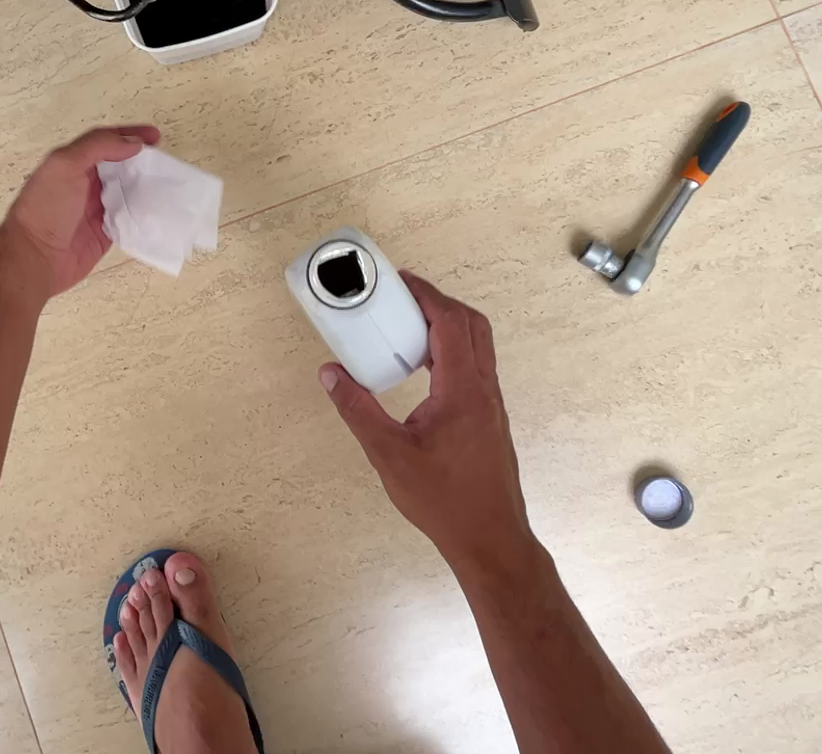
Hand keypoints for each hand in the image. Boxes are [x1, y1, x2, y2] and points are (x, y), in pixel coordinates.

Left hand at [0, 125, 160, 298]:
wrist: (36, 258)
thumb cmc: (46, 208)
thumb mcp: (65, 165)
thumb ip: (98, 146)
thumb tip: (134, 143)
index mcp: (74, 162)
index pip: (106, 141)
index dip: (130, 135)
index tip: (155, 136)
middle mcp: (86, 182)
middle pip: (121, 165)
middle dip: (142, 161)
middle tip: (165, 162)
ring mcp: (97, 207)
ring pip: (128, 190)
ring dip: (146, 185)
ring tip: (168, 182)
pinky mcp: (106, 231)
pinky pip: (130, 217)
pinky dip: (144, 211)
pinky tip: (160, 208)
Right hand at [320, 273, 533, 572]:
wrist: (490, 540)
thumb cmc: (442, 499)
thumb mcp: (387, 453)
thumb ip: (356, 409)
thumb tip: (330, 373)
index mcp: (462, 390)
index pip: (450, 323)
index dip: (427, 294)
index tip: (401, 281)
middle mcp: (484, 389)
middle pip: (472, 325)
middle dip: (439, 302)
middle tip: (404, 296)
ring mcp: (491, 404)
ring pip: (478, 345)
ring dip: (448, 325)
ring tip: (409, 324)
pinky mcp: (490, 418)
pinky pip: (475, 366)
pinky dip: (451, 349)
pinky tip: (423, 366)